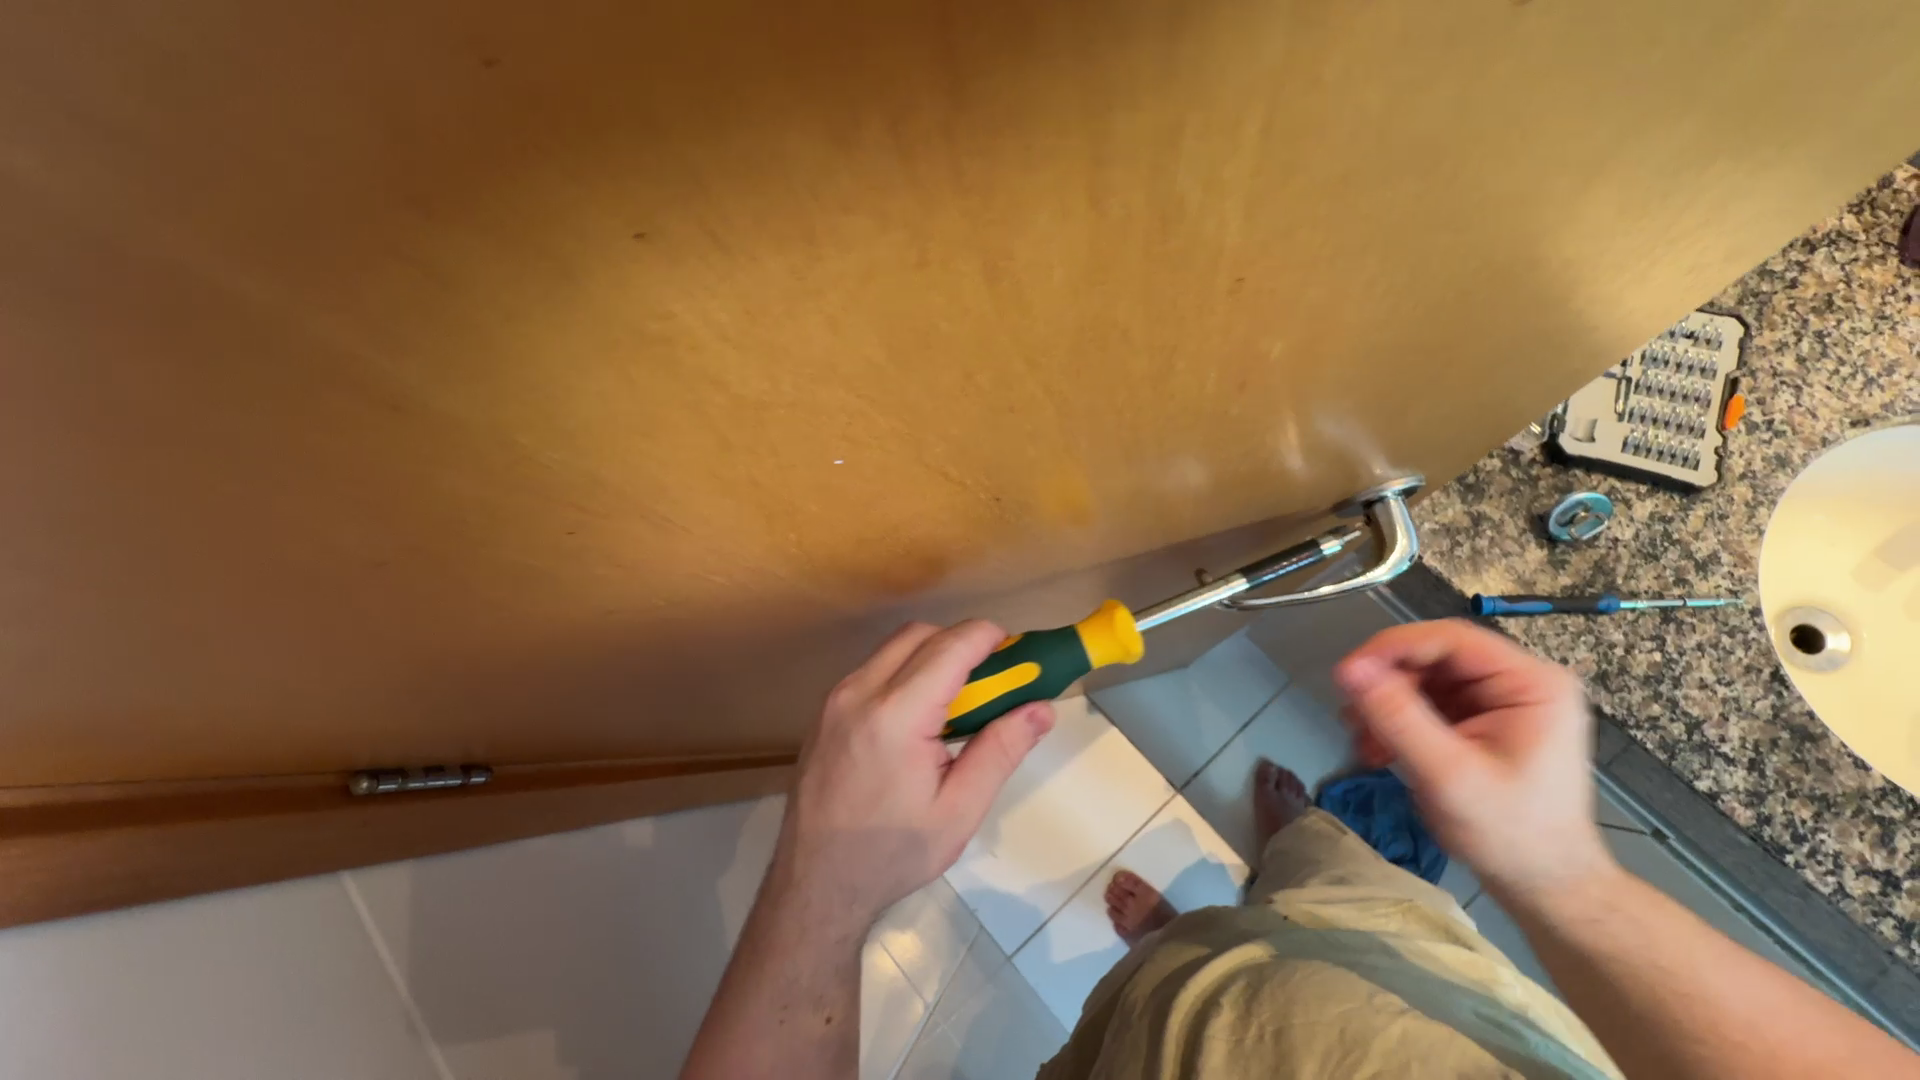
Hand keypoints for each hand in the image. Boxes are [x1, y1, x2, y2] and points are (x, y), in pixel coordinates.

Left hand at [771, 620, 1055, 930]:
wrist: (815, 883)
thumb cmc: (892, 853)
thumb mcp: (959, 810)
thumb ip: (1001, 751)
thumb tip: (1041, 709)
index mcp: (897, 715)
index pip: (951, 646)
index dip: (988, 637)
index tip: (1016, 653)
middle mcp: (860, 692)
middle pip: (921, 634)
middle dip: (961, 642)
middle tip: (992, 680)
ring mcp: (835, 699)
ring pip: (893, 648)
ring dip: (931, 655)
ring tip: (958, 703)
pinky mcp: (825, 711)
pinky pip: (872, 670)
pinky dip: (904, 672)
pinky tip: (919, 719)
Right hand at [1333, 619, 1613, 903]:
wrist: (1543, 885)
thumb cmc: (1509, 834)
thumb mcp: (1447, 775)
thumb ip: (1397, 717)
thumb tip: (1348, 670)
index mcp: (1532, 683)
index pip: (1450, 639)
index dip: (1392, 648)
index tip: (1347, 674)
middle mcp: (1518, 681)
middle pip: (1433, 657)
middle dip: (1386, 685)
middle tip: (1351, 717)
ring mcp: (1499, 701)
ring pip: (1423, 679)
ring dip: (1386, 706)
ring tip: (1364, 743)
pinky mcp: (1480, 720)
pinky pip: (1426, 703)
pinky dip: (1397, 722)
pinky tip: (1379, 749)